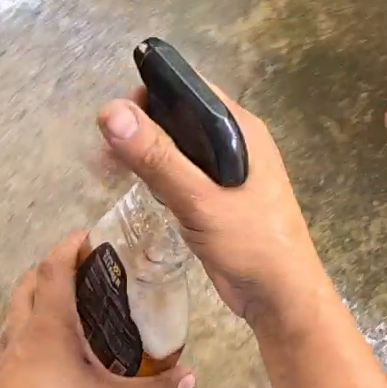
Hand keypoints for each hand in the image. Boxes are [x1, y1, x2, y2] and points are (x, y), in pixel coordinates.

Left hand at [0, 233, 194, 387]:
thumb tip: (191, 378)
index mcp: (48, 325)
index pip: (54, 268)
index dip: (70, 245)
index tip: (92, 235)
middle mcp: (22, 329)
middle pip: (30, 281)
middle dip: (55, 267)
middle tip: (89, 271)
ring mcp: (4, 352)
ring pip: (18, 307)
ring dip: (42, 295)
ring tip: (78, 307)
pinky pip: (16, 334)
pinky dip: (35, 325)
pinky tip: (58, 351)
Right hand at [97, 87, 334, 341]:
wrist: (281, 298)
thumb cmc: (252, 244)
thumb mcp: (200, 201)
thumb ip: (158, 159)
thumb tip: (111, 111)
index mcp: (242, 131)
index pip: (191, 89)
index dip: (153, 92)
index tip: (116, 117)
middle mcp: (236, 143)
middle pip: (180, 116)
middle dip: (141, 126)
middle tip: (105, 152)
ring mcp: (227, 172)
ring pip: (178, 147)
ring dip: (145, 153)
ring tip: (108, 170)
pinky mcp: (217, 198)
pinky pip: (181, 174)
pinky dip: (156, 176)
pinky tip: (133, 189)